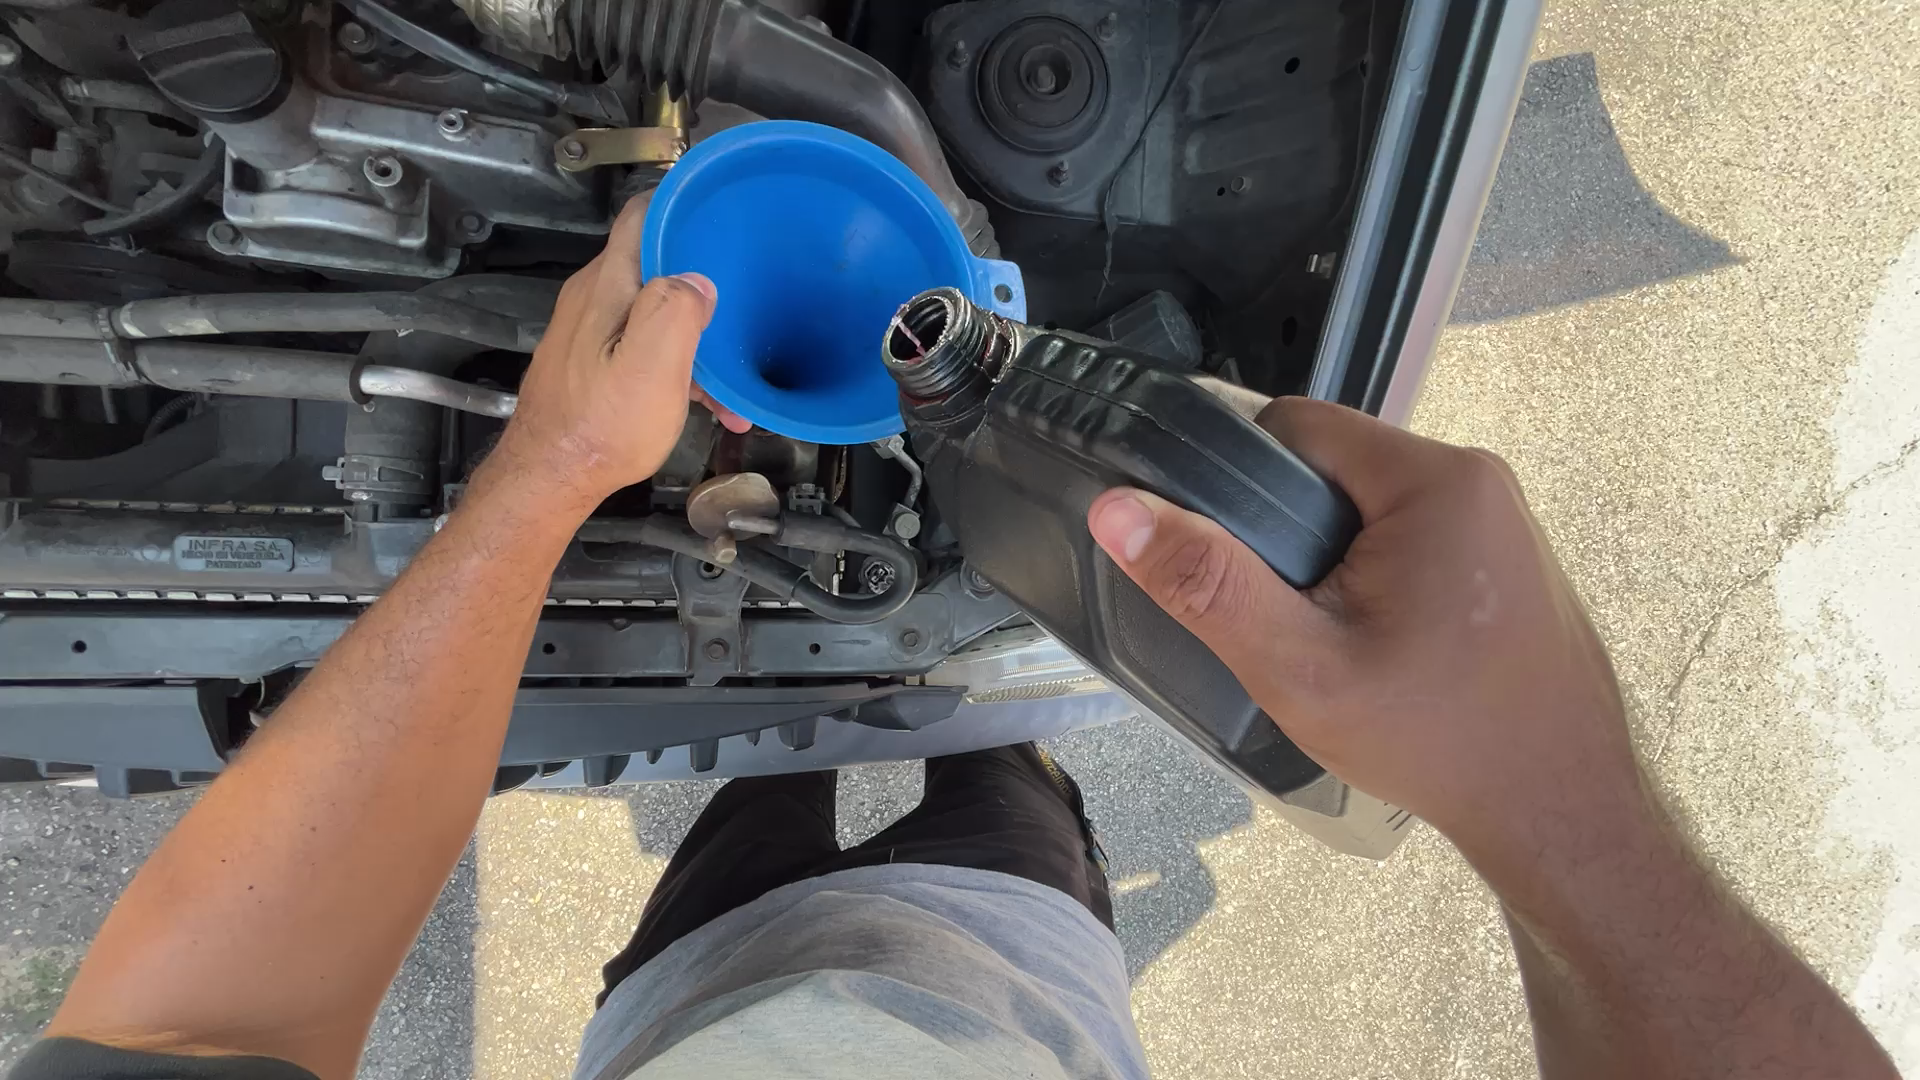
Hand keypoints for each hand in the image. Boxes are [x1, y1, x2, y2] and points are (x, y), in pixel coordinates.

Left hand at [487, 193, 749, 511]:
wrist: (555, 476)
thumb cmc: (602, 427)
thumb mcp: (652, 367)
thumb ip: (675, 311)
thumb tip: (698, 280)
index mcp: (610, 288)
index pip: (645, 217)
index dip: (685, 208)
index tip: (723, 217)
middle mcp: (597, 299)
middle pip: (658, 267)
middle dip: (705, 285)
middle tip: (743, 305)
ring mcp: (595, 330)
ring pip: (657, 314)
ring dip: (700, 340)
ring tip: (732, 382)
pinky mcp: (598, 361)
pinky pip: (648, 347)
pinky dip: (681, 366)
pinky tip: (707, 402)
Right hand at [1086, 398, 1648, 859]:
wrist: (1560, 817)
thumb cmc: (1434, 741)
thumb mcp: (1295, 665)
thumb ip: (1203, 583)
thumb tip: (1115, 510)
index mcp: (1432, 480)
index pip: (1293, 428)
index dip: (1233, 476)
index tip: (1217, 546)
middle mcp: (1472, 480)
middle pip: (1324, 463)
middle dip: (1275, 523)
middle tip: (1263, 603)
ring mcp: (1490, 518)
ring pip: (1354, 499)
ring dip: (1312, 548)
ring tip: (1303, 622)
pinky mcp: (1491, 555)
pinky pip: (1393, 529)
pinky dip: (1353, 566)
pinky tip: (1353, 630)